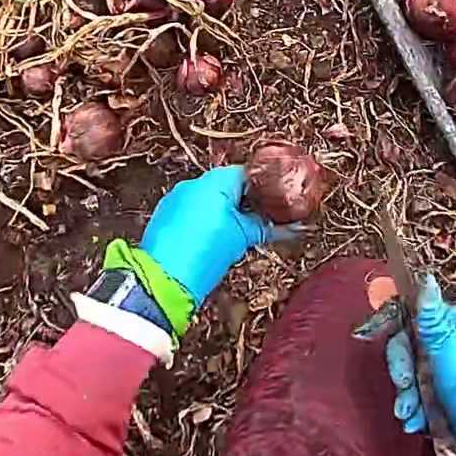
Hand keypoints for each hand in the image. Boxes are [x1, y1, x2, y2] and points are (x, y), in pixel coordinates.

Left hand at [140, 165, 293, 302]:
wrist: (163, 281)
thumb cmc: (204, 253)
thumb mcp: (243, 236)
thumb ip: (266, 226)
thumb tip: (291, 227)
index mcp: (216, 180)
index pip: (248, 174)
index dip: (264, 189)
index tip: (274, 204)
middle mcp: (195, 182)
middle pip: (229, 185)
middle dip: (244, 203)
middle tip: (259, 221)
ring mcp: (177, 197)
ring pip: (210, 198)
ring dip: (225, 212)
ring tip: (236, 234)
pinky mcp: (165, 214)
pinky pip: (192, 210)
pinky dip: (205, 220)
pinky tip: (213, 239)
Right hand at [386, 277, 455, 455]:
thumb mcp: (449, 348)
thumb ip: (431, 314)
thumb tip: (424, 274)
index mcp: (452, 324)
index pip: (411, 315)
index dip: (396, 330)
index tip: (387, 346)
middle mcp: (448, 344)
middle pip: (407, 347)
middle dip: (401, 370)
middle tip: (405, 388)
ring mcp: (448, 374)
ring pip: (411, 376)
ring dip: (406, 396)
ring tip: (410, 415)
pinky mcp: (447, 402)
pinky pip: (420, 400)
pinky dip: (416, 412)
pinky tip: (417, 424)